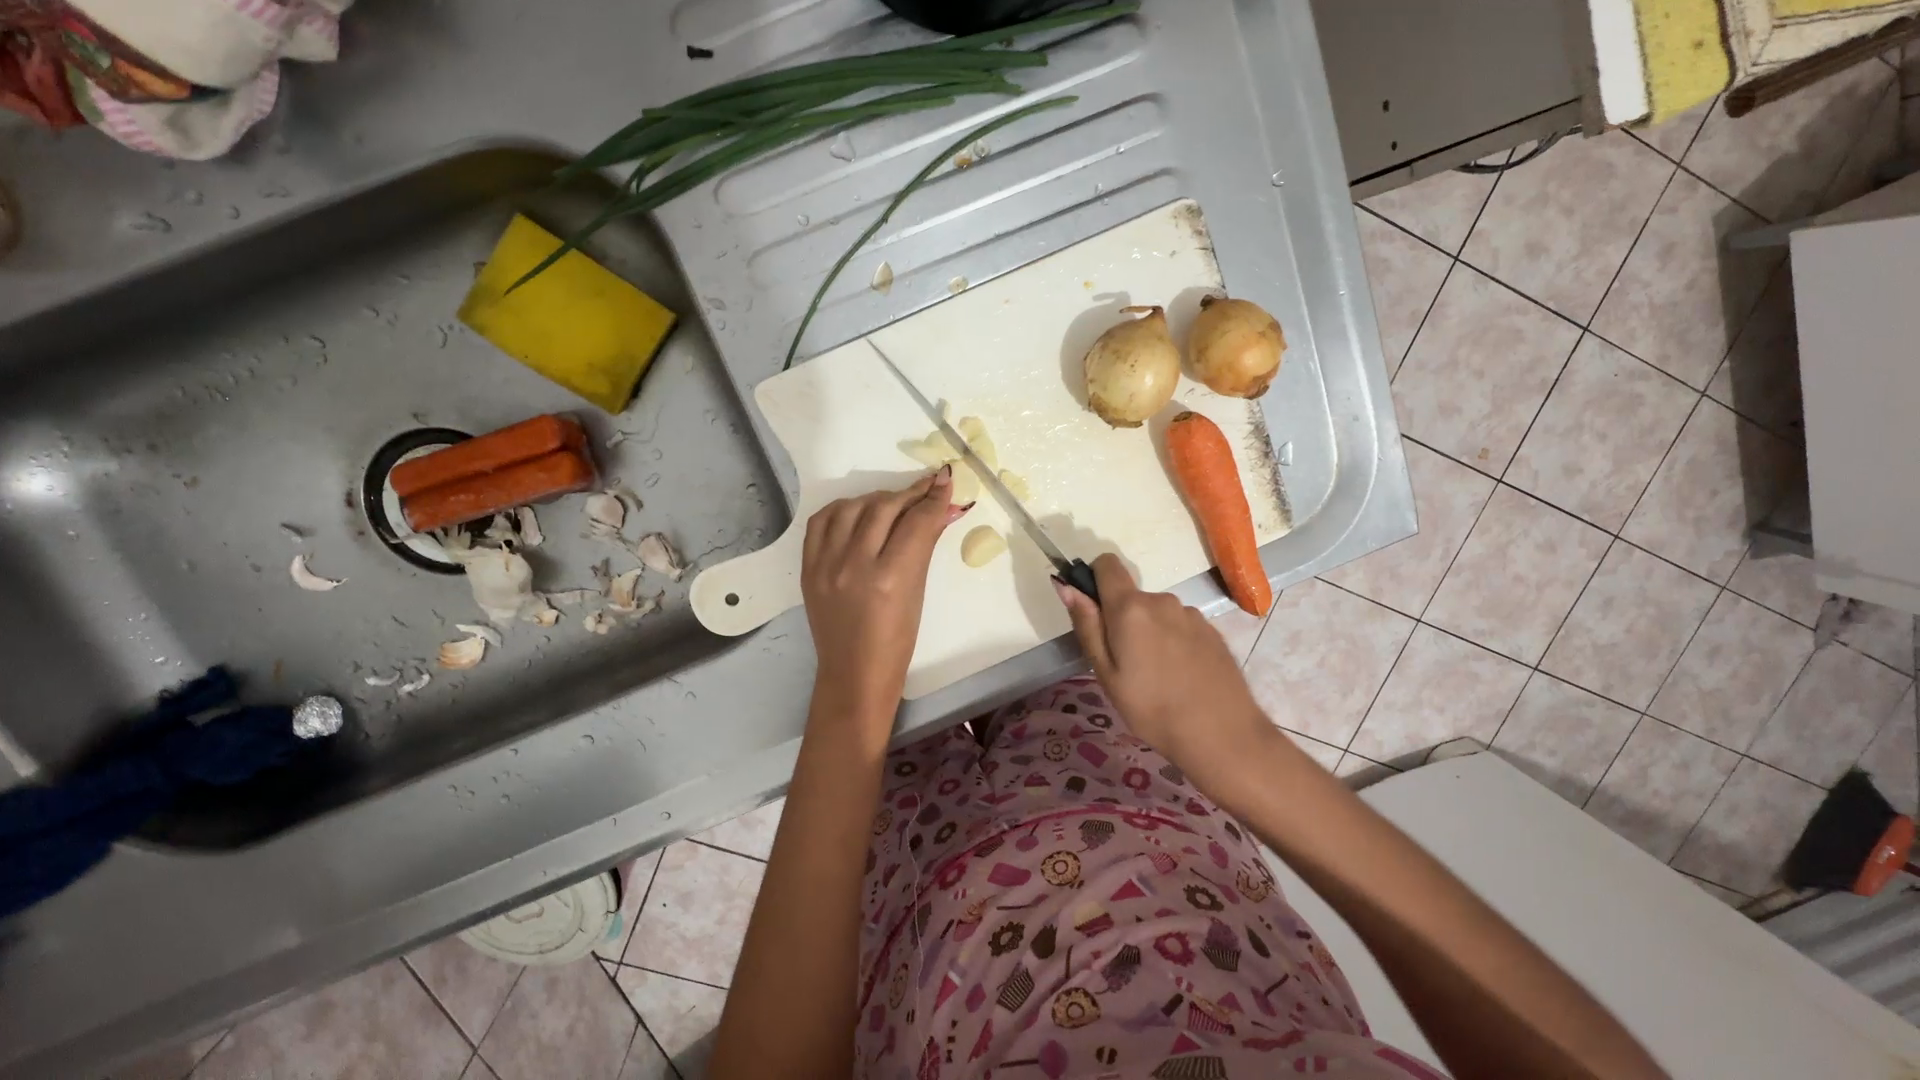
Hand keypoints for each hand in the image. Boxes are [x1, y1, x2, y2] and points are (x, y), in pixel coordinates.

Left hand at [801, 467, 961, 714]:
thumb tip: (941, 509)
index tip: (945, 481)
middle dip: (910, 494)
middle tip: (926, 488)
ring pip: (853, 508)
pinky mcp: (808, 567)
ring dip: (878, 499)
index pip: (916, 523)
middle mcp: (855, 566)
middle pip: (884, 509)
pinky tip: (858, 510)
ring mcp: (826, 565)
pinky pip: (821, 521)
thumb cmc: (896, 641)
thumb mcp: (918, 593)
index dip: (934, 498)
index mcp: (890, 578)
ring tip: (894, 502)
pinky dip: (842, 509)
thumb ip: (924, 546)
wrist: (854, 672)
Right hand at [1055, 554, 1272, 772]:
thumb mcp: (1106, 673)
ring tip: (1156, 676)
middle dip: (1122, 620)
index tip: (1094, 614)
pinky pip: (1180, 627)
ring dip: (1149, 633)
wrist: (1221, 733)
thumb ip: (1087, 625)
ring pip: (1157, 614)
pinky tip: (1181, 677)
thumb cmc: (1152, 708)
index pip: (1107, 564)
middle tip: (1126, 666)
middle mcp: (1162, 601)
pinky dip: (1174, 643)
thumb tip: (1067, 586)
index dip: (1094, 580)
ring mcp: (1191, 614)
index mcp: (1131, 608)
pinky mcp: (1212, 630)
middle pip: (1132, 597)